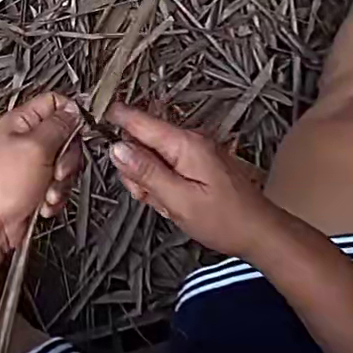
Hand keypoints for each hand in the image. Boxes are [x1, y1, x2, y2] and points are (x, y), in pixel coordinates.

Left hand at [0, 92, 85, 252]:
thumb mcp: (36, 147)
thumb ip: (58, 126)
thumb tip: (74, 110)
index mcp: (20, 122)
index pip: (55, 103)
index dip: (71, 116)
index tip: (77, 133)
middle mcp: (25, 140)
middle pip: (66, 136)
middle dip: (68, 158)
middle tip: (56, 168)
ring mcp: (30, 164)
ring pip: (66, 164)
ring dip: (62, 182)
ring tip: (46, 189)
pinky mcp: (35, 185)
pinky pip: (60, 185)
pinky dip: (56, 196)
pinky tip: (42, 202)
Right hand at [104, 102, 301, 259]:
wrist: (260, 233)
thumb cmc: (228, 220)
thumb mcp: (179, 200)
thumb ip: (145, 172)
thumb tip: (117, 149)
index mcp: (185, 144)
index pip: (138, 120)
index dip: (113, 119)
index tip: (92, 119)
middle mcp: (189, 141)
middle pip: (140, 142)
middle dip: (134, 168)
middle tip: (146, 192)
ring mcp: (193, 151)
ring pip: (150, 156)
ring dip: (148, 180)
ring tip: (166, 201)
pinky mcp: (195, 162)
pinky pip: (164, 166)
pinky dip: (161, 184)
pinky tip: (173, 200)